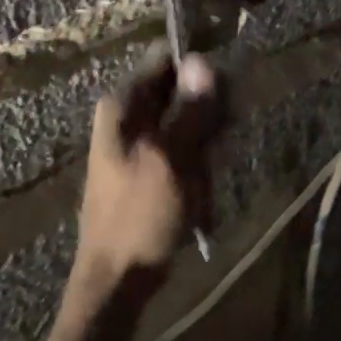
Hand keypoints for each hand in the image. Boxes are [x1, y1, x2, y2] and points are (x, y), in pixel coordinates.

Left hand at [75, 48, 226, 282]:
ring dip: (204, 146)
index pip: (163, 59)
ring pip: (185, 121)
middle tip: (219, 144)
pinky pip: (181, 149)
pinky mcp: (147, 168)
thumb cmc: (139, 218)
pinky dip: (195, 166)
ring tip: (205, 179)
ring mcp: (136, 143)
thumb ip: (190, 111)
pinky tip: (201, 192)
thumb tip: (203, 59)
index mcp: (122, 105)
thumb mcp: (171, 160)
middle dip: (205, 114)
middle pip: (178, 90)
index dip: (197, 67)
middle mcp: (126, 116)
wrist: (115, 281)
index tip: (226, 91)